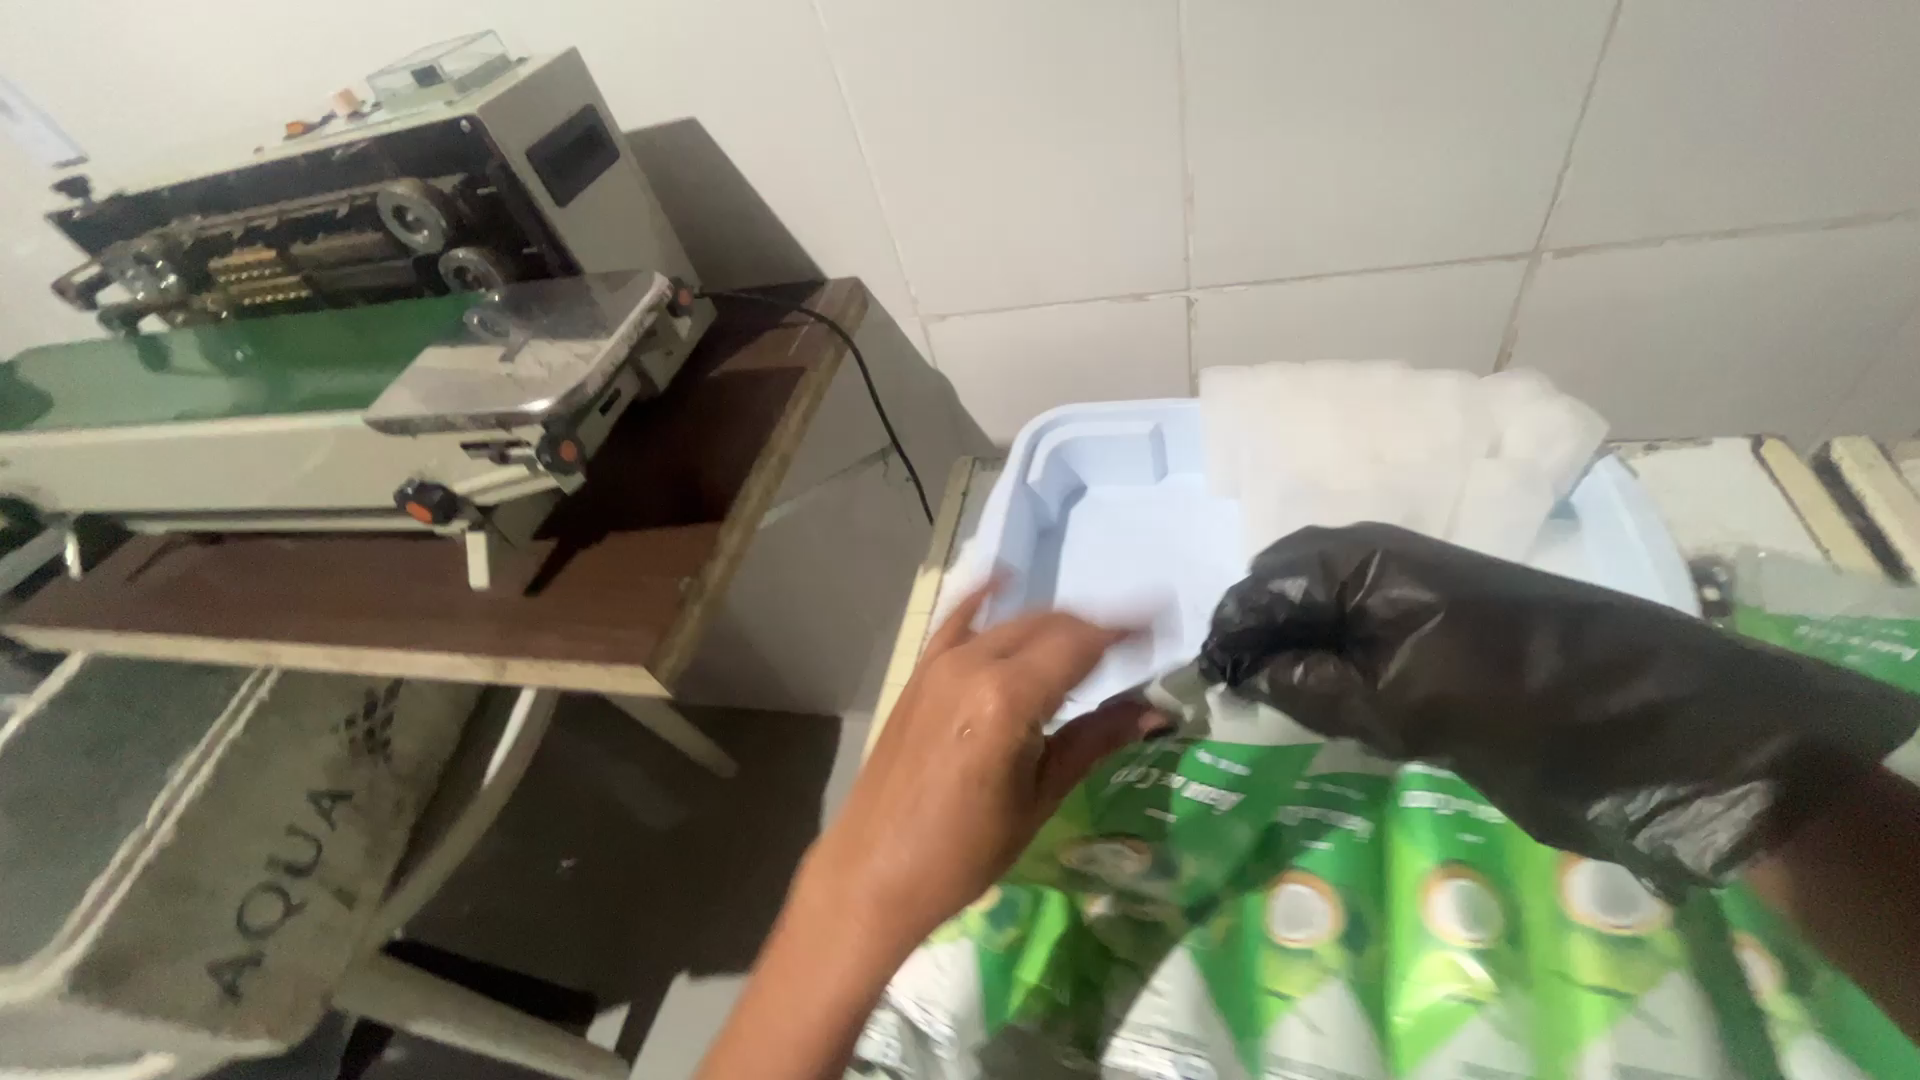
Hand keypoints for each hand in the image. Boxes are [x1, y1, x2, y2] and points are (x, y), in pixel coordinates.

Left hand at [796, 581, 1170, 952]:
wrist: (875, 870)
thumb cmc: (965, 851)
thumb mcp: (1039, 798)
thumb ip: (1094, 741)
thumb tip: (1152, 711)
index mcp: (1009, 699)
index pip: (1081, 645)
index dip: (1125, 631)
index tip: (1159, 622)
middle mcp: (974, 664)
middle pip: (1049, 626)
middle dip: (1094, 628)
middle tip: (1131, 646)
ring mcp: (940, 663)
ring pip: (1011, 622)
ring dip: (1053, 624)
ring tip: (1087, 641)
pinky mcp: (920, 672)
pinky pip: (956, 620)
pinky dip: (985, 599)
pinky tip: (1005, 579)